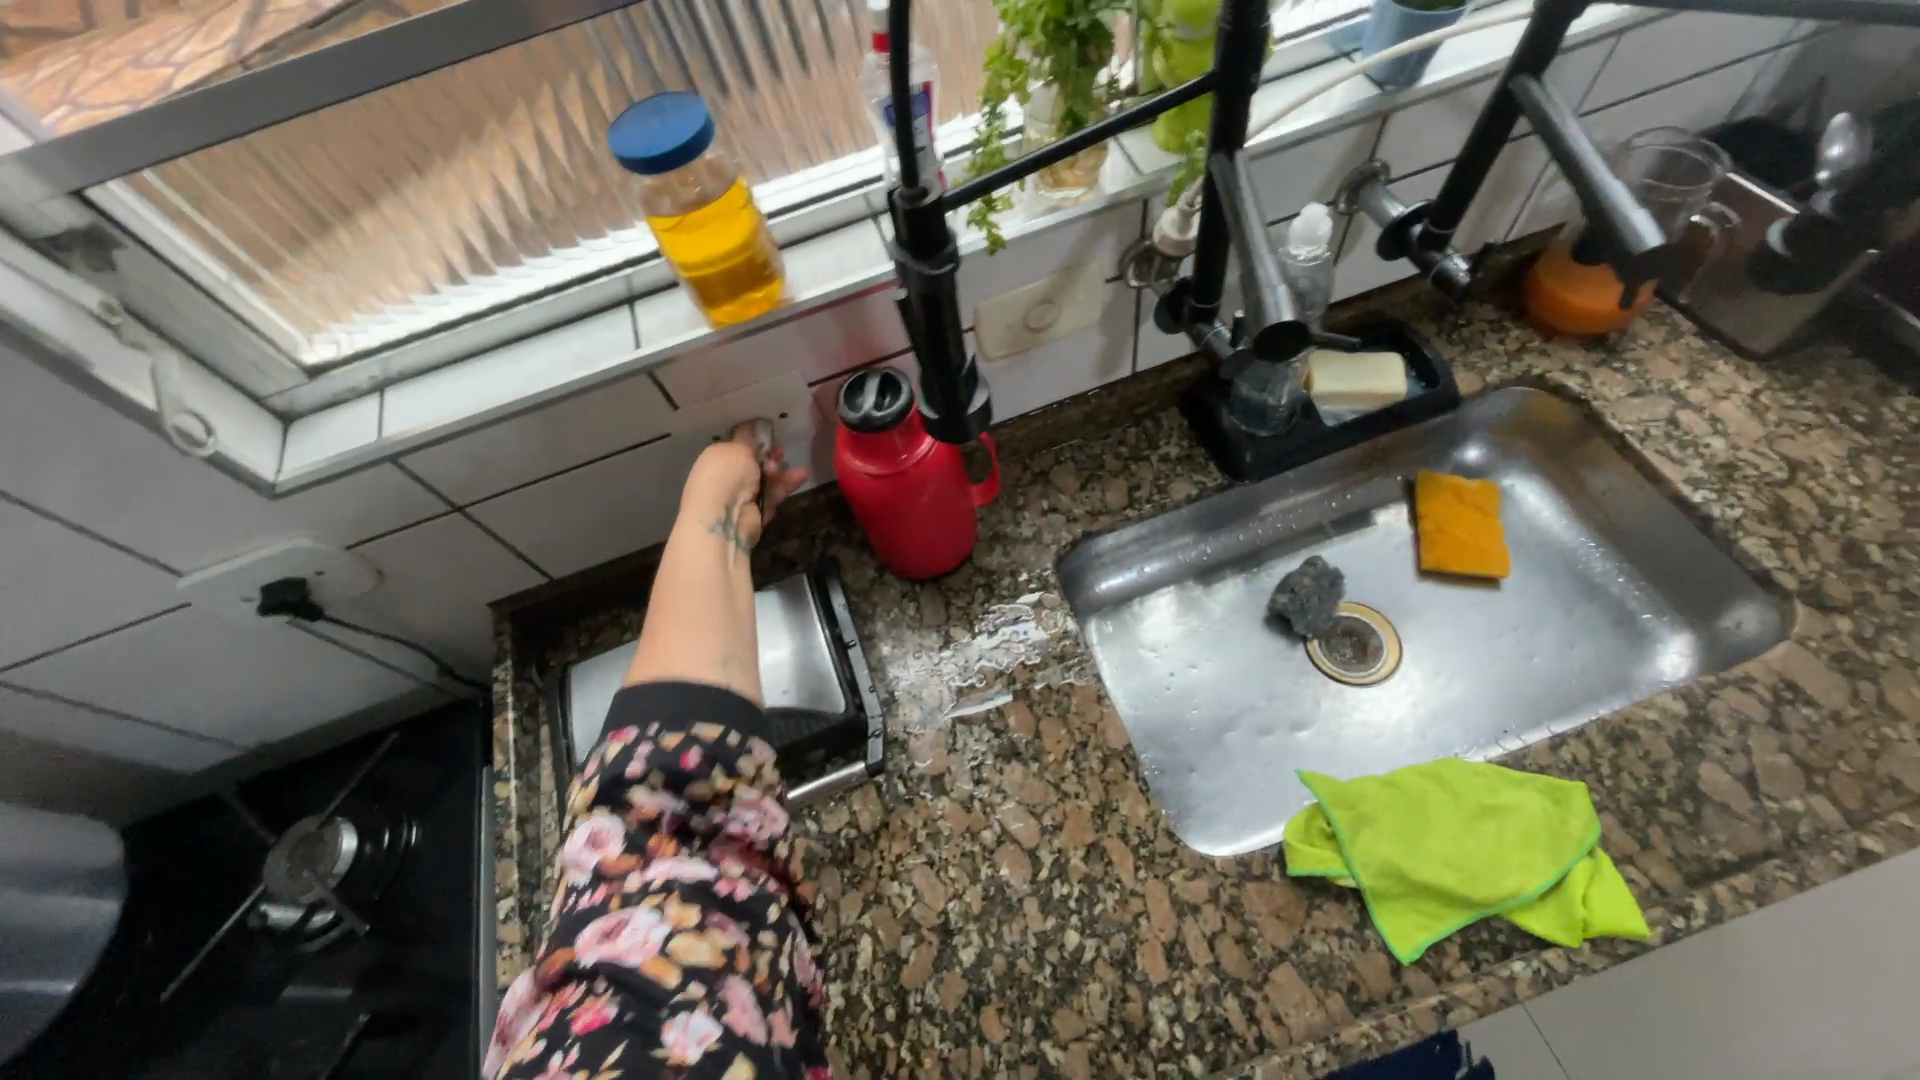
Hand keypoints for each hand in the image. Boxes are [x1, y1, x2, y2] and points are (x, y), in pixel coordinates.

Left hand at [681, 421, 808, 551]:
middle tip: (781, 451)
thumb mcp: (737, 447)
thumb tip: (750, 426)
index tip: (769, 435)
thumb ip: (747, 437)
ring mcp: (742, 496)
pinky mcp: (757, 511)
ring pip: (766, 479)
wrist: (724, 516)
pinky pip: (773, 494)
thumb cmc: (726, 474)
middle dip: (769, 456)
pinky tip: (801, 475)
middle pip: (753, 464)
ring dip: (778, 471)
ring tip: (787, 466)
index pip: (736, 447)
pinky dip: (786, 485)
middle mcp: (727, 477)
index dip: (753, 440)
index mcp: (715, 459)